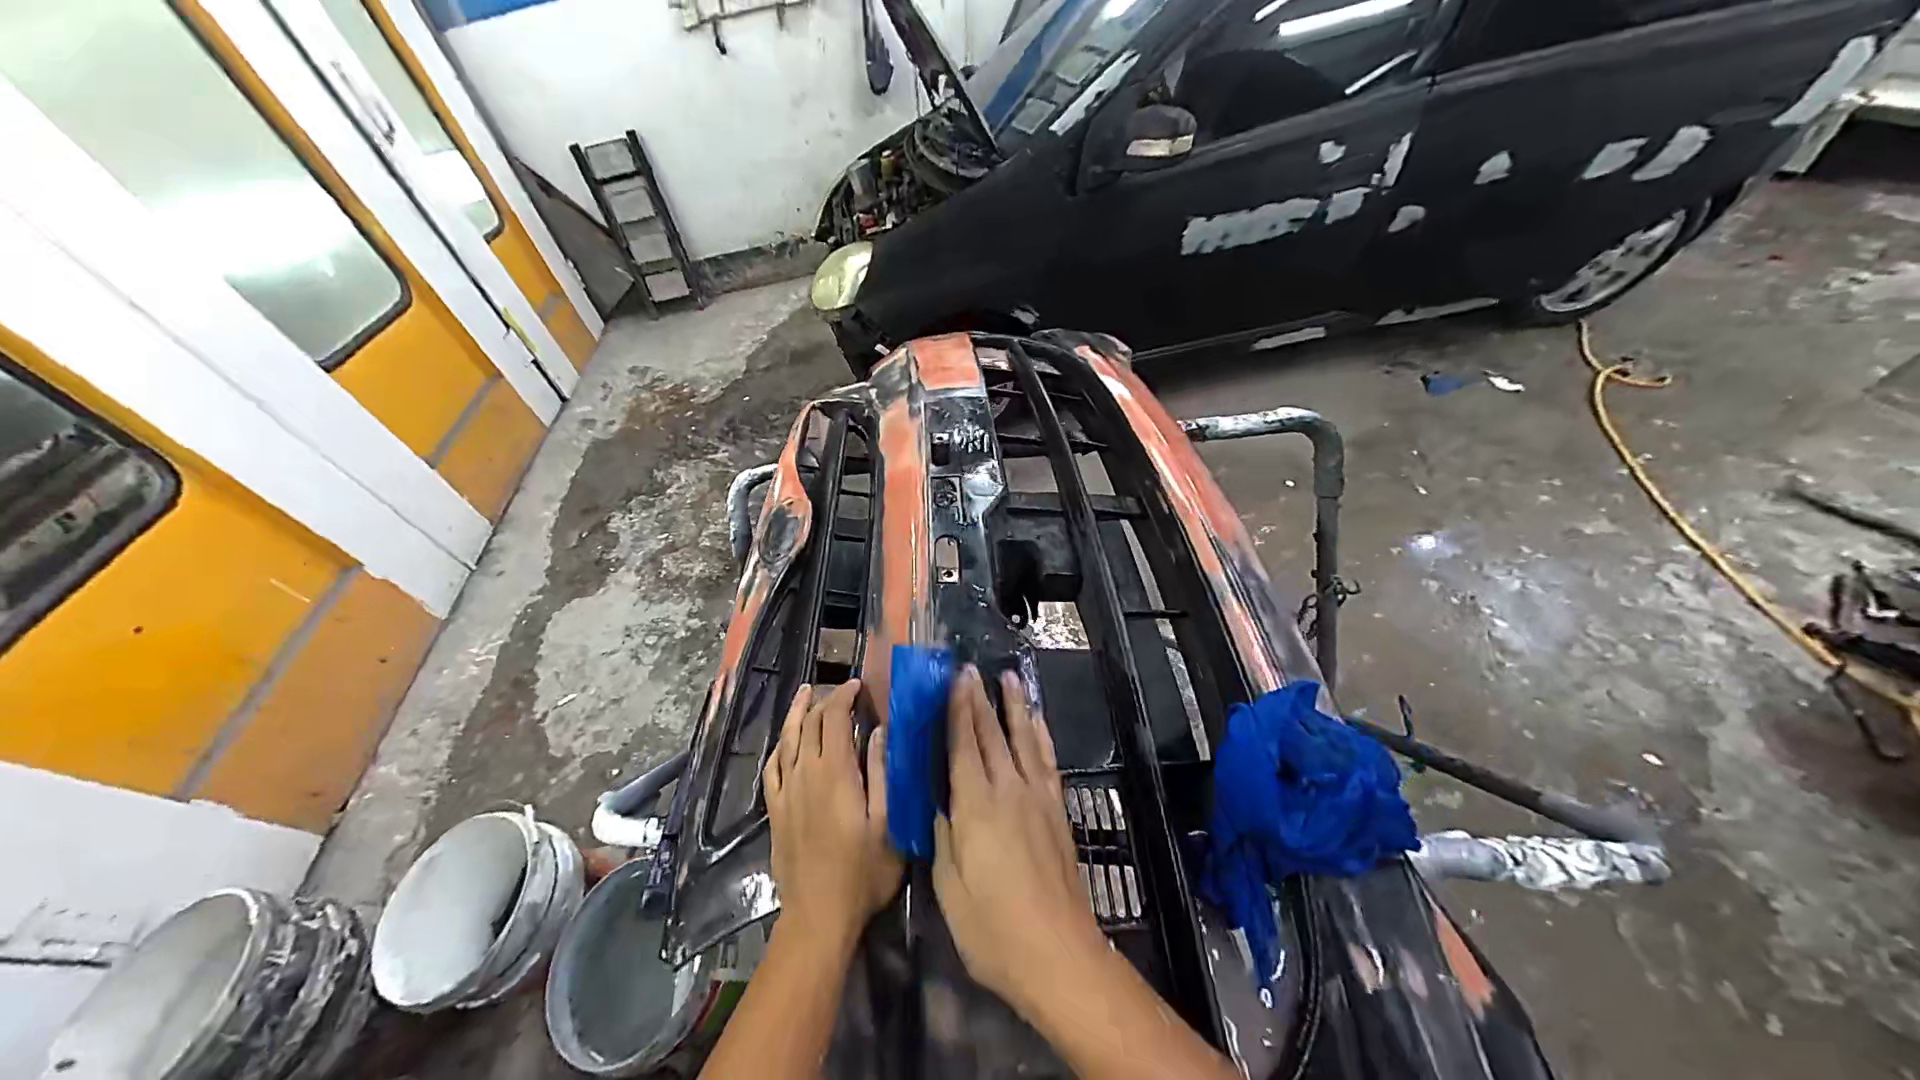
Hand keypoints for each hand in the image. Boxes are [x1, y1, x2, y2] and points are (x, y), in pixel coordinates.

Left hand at [763, 680, 902, 948]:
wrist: (818, 915)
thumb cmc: (863, 872)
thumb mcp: (888, 822)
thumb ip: (883, 773)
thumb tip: (880, 732)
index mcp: (835, 772)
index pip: (834, 718)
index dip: (845, 696)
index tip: (858, 686)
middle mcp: (805, 774)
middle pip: (810, 723)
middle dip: (825, 700)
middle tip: (842, 691)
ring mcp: (786, 792)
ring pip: (787, 739)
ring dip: (797, 713)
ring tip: (805, 693)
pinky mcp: (775, 810)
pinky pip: (772, 767)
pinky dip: (780, 746)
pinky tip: (785, 742)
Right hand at [933, 668, 1105, 1013]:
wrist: (1058, 953)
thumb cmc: (992, 928)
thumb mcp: (949, 886)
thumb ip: (942, 837)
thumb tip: (939, 803)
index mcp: (975, 806)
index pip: (963, 745)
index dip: (957, 710)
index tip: (954, 679)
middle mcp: (1009, 791)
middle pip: (991, 735)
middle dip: (979, 700)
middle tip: (970, 670)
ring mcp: (1038, 799)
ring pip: (1023, 740)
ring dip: (1014, 708)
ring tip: (1009, 679)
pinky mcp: (1057, 812)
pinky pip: (1047, 761)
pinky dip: (1040, 736)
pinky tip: (1037, 724)